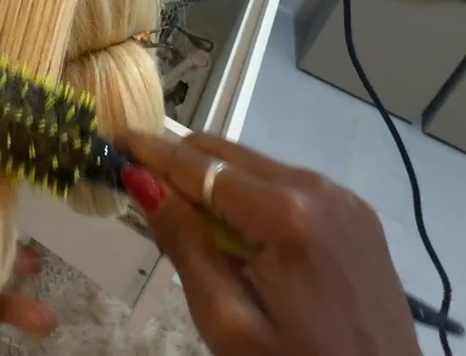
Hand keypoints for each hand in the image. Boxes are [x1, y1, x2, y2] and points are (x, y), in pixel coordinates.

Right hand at [122, 131, 420, 355]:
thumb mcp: (229, 322)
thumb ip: (183, 242)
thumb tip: (138, 178)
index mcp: (286, 214)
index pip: (196, 164)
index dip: (148, 151)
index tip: (111, 142)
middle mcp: (316, 186)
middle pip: (221, 151)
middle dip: (177, 165)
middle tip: (142, 192)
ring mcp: (341, 197)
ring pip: (249, 163)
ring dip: (212, 182)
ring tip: (193, 227)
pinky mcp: (354, 212)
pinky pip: (281, 183)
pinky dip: (248, 196)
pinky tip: (240, 237)